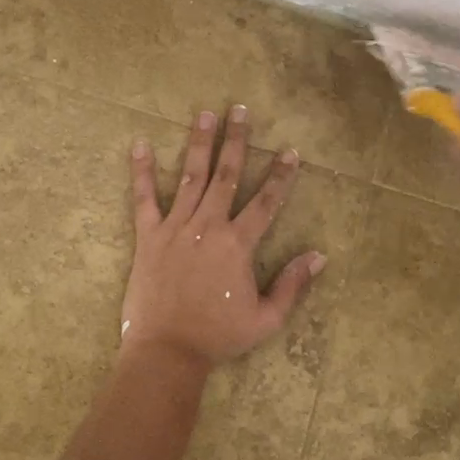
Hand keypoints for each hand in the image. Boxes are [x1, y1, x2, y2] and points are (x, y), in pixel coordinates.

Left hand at [121, 105, 326, 367]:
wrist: (167, 350)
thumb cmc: (219, 336)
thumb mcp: (266, 318)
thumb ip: (293, 285)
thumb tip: (319, 256)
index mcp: (238, 244)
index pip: (266, 201)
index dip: (281, 176)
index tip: (291, 151)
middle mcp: (208, 226)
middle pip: (227, 175)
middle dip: (236, 140)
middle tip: (239, 109)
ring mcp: (176, 228)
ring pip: (191, 177)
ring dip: (199, 143)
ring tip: (205, 114)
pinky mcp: (148, 237)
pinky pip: (144, 199)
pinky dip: (142, 171)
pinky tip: (140, 145)